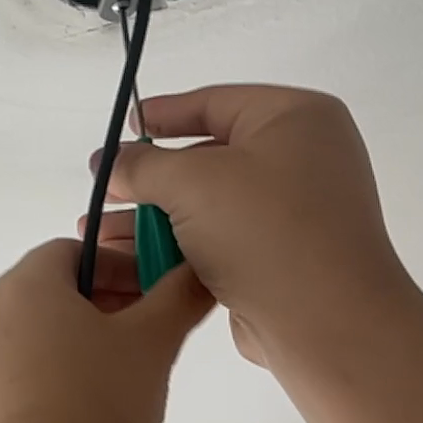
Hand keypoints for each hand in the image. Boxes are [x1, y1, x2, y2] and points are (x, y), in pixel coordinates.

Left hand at [0, 239, 211, 422]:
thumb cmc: (96, 405)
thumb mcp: (152, 344)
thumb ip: (178, 297)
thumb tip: (198, 272)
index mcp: (25, 283)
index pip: (74, 251)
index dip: (122, 266)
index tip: (157, 295)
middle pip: (54, 290)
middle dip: (107, 304)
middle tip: (150, 335)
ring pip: (40, 333)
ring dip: (86, 340)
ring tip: (128, 376)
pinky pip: (26, 369)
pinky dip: (60, 372)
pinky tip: (93, 408)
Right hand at [88, 85, 422, 368]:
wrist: (324, 320)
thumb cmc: (263, 231)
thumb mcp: (192, 182)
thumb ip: (142, 167)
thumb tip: (111, 162)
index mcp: (292, 119)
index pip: (215, 103)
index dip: (163, 114)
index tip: (123, 127)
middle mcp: (298, 159)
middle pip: (206, 159)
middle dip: (147, 180)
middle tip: (102, 192)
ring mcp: (289, 212)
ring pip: (205, 207)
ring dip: (150, 220)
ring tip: (99, 235)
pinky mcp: (276, 258)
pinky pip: (216, 241)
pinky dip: (175, 248)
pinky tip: (132, 260)